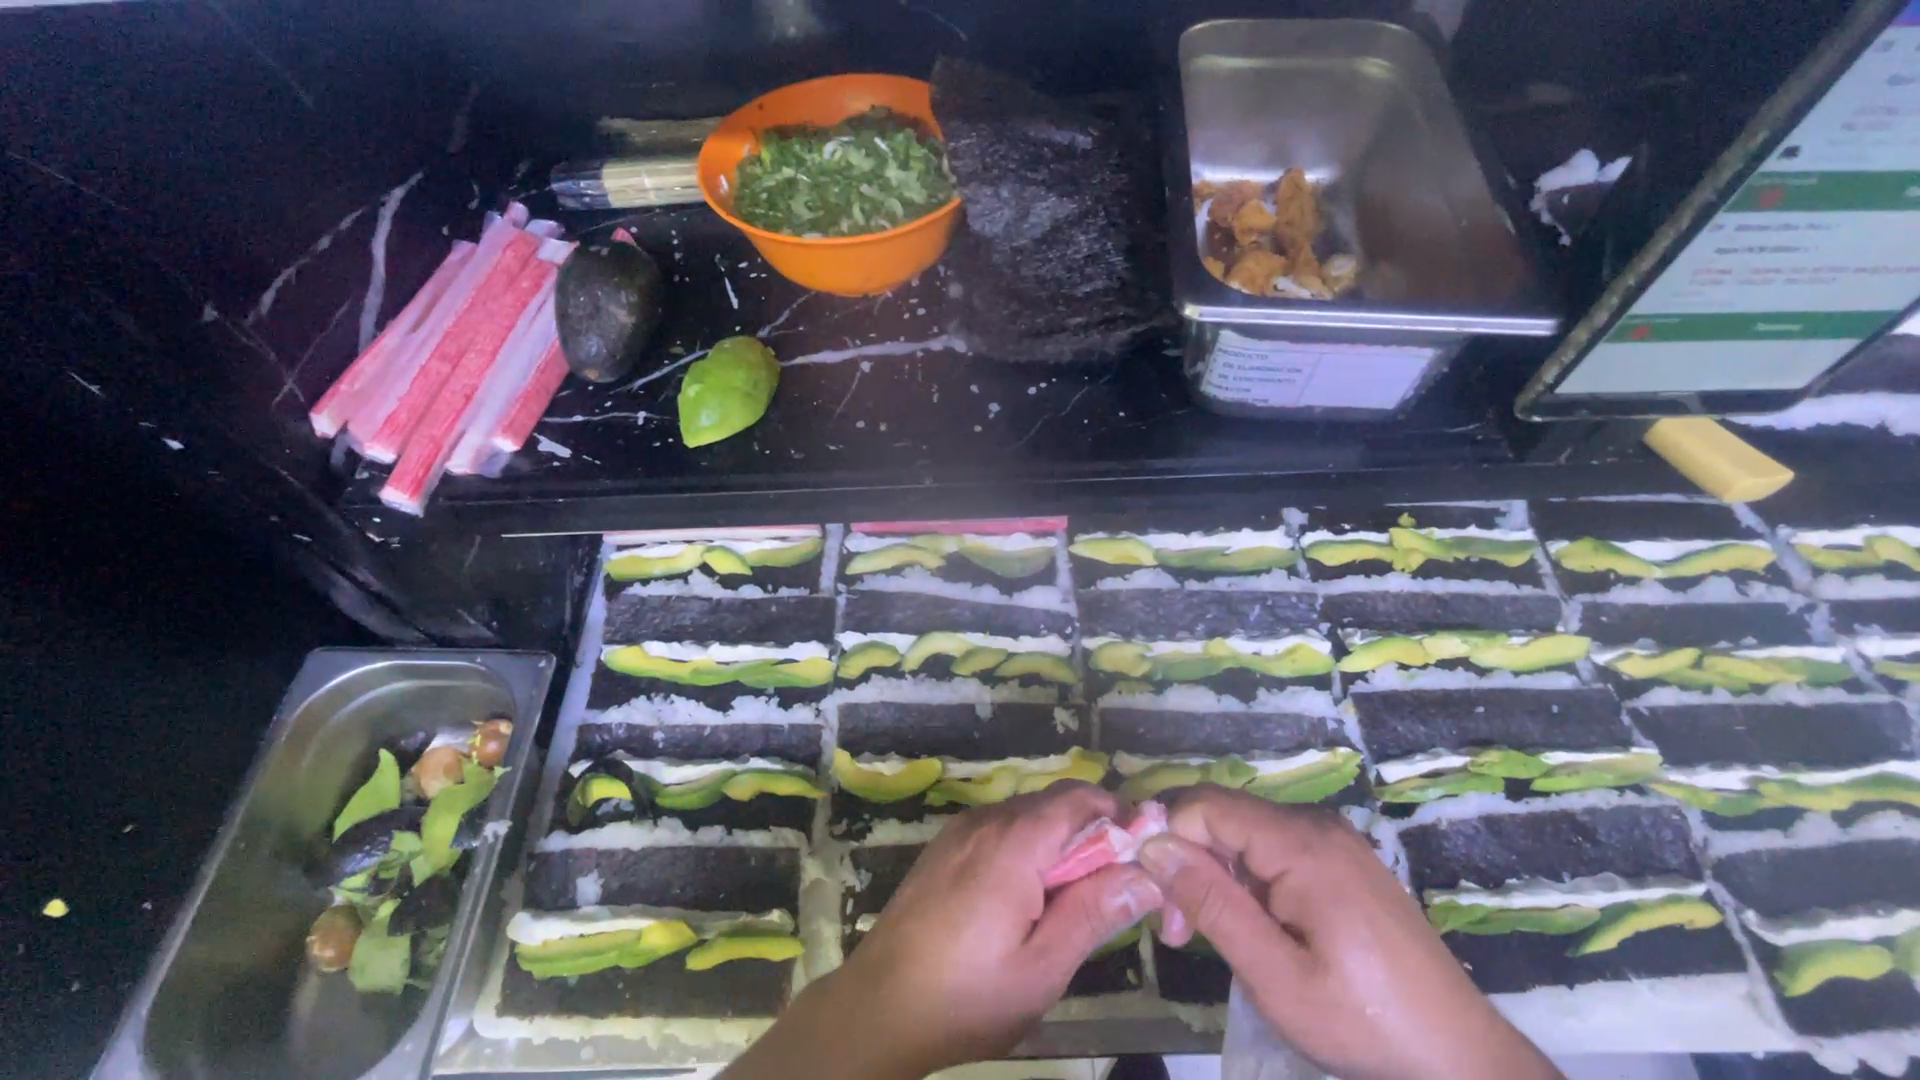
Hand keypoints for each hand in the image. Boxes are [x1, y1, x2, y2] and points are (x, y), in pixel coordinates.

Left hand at [722, 782, 1164, 1079]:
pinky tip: (1023, 901)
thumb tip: (1147, 874)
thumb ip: (1095, 912)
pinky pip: (999, 831)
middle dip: (1092, 836)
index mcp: (1014, 841)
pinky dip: (1025, 851)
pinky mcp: (943, 848)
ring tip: (1067, 904)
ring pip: (1027, 817)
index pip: (1080, 798)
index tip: (1143, 856)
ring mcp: (959, 831)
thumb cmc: (966, 996)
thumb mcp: (1042, 967)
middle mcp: (986, 820)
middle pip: (1055, 804)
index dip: (1119, 817)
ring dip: (1057, 845)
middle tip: (1111, 891)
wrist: (877, 1007)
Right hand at [1138, 786, 1560, 1079]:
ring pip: (1244, 834)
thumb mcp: (1275, 975)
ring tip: (1211, 938)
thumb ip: (1212, 903)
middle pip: (1223, 817)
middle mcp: (1316, 825)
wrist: (1460, 1056)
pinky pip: (1273, 850)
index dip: (1167, 839)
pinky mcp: (1342, 862)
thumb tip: (1151, 845)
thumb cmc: (1363, 1020)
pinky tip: (1250, 927)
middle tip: (1181, 932)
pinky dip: (1246, 881)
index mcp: (1301, 843)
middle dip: (1188, 863)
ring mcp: (1334, 841)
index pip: (1205, 805)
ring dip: (1214, 876)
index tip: (1158, 902)